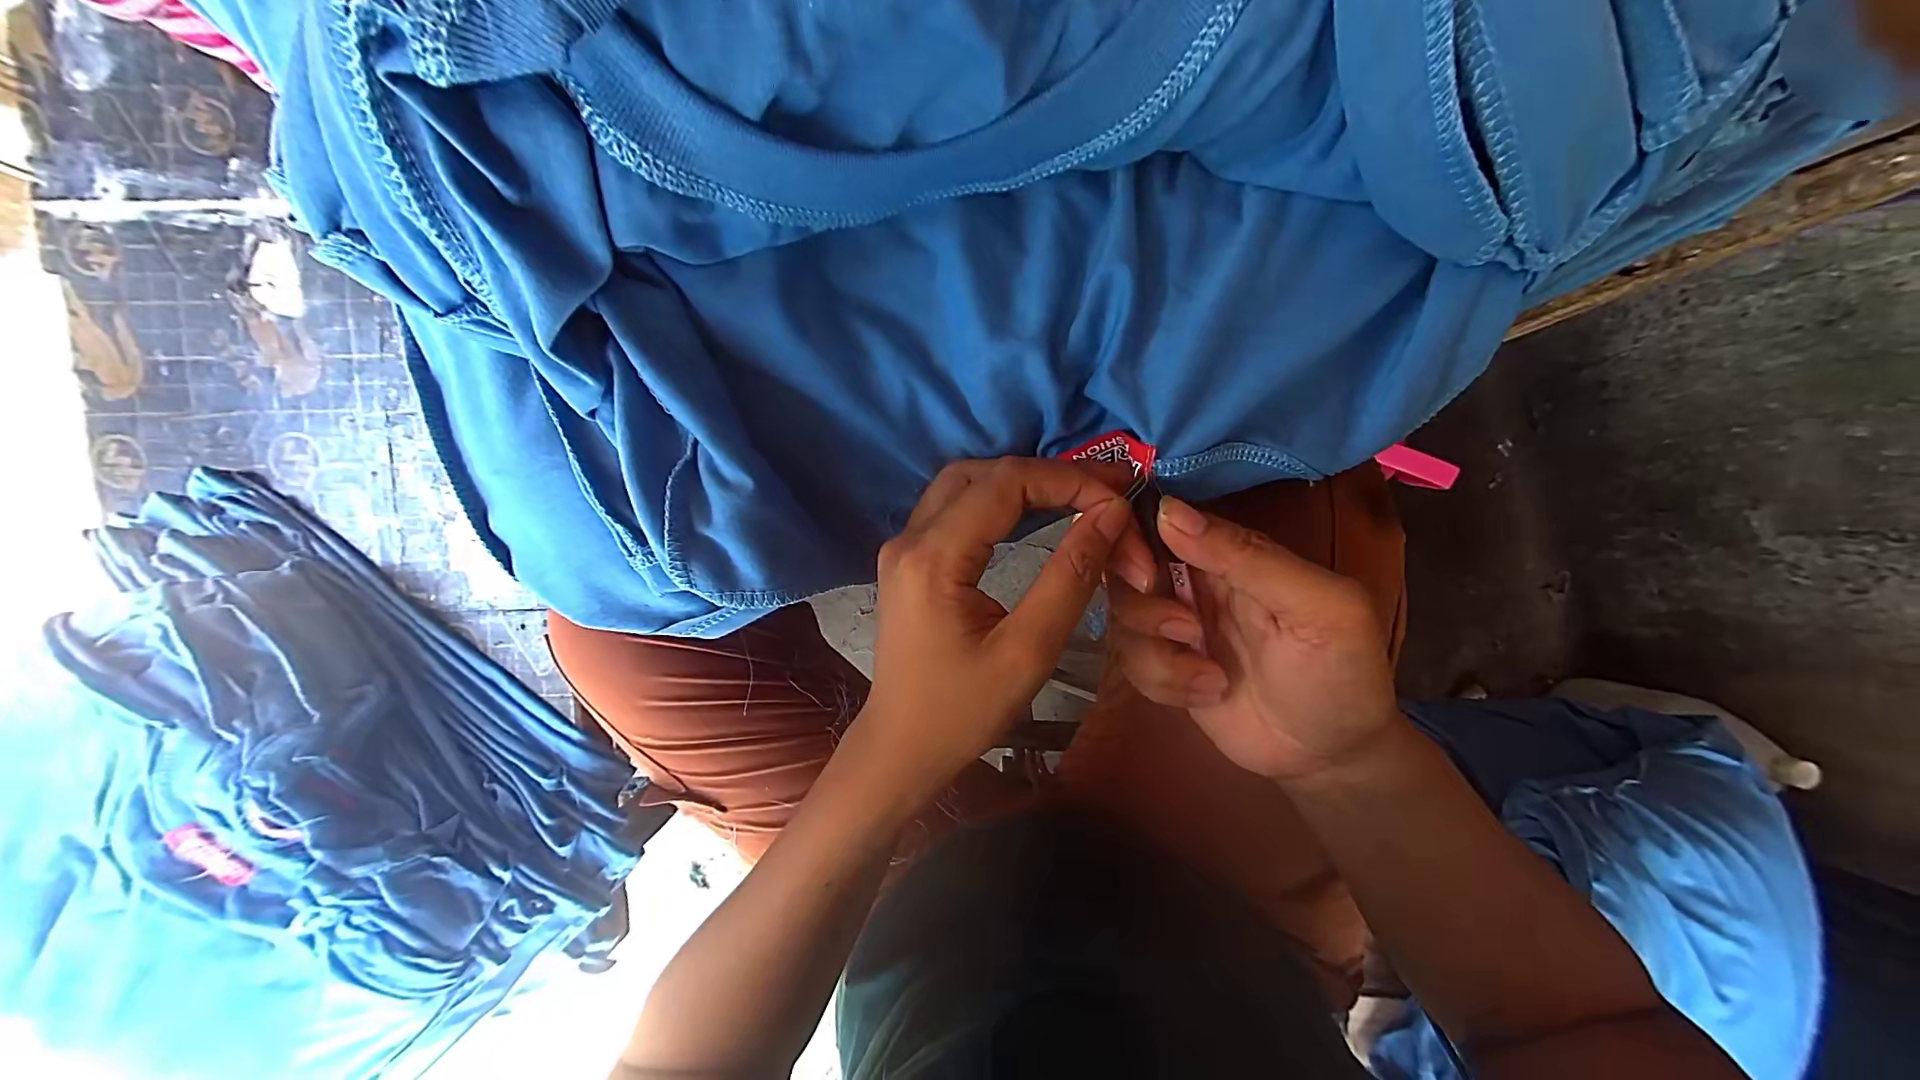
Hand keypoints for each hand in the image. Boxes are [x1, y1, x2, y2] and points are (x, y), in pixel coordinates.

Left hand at [854, 457, 1155, 798]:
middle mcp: (910, 539)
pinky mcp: (907, 560)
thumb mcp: (1028, 651)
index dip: (1069, 480)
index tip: (1118, 499)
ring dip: (1021, 483)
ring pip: (965, 483)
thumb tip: (1111, 513)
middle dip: (1048, 475)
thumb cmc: (963, 711)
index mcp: (933, 557)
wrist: (901, 747)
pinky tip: (1032, 514)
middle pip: (983, 473)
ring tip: (1077, 497)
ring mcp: (902, 547)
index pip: (1006, 484)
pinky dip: (998, 501)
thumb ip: (1070, 575)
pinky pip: (953, 507)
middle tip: (1104, 491)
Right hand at [1107, 495, 1400, 782]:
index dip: (1134, 536)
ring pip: (1122, 617)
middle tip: (1185, 631)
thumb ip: (1248, 556)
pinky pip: (1128, 660)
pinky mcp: (1161, 665)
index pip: (1161, 520)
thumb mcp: (1316, 606)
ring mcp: (1171, 625)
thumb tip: (1169, 511)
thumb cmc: (1340, 671)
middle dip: (1142, 604)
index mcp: (1229, 552)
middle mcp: (1191, 581)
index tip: (1144, 571)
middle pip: (1125, 567)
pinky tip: (1208, 693)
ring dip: (1159, 651)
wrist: (1330, 755)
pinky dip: (1164, 682)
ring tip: (1213, 675)